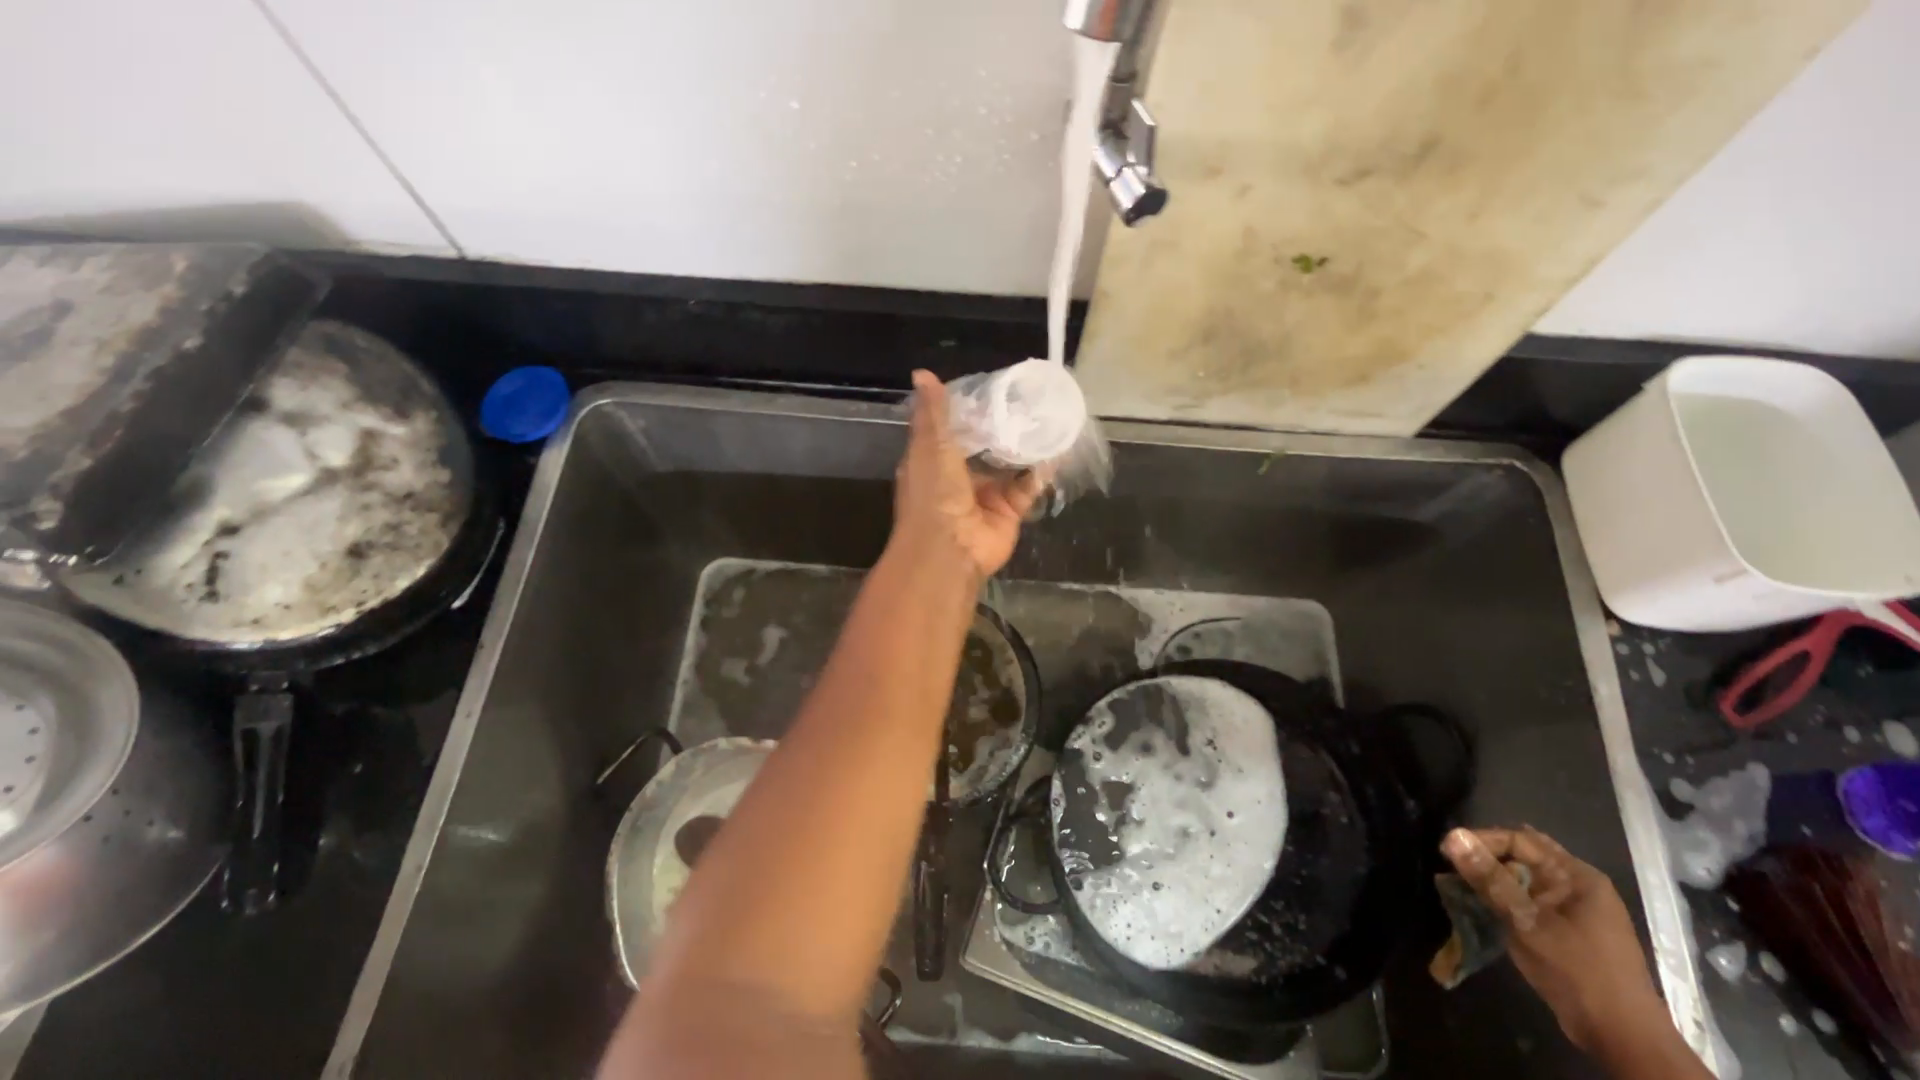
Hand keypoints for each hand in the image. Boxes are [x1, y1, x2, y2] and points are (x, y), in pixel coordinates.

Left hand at [893, 370, 1043, 578]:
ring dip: (1024, 448)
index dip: (966, 409)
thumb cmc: (932, 494)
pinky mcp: (1008, 512)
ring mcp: (984, 496)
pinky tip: (1056, 450)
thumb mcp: (930, 445)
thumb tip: (921, 373)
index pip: (949, 428)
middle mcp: (957, 477)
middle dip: (1000, 428)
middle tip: (1025, 400)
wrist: (949, 551)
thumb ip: (933, 412)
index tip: (990, 387)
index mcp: (931, 460)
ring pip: (1008, 466)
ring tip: (1046, 419)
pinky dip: (1041, 473)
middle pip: (982, 446)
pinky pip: (1028, 488)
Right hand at [1441, 827, 1665, 1051]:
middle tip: (1452, 865)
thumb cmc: (1575, 970)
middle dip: (1488, 857)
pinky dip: (1508, 901)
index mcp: (1577, 875)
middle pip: (1527, 856)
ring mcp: (1579, 910)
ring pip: (1528, 881)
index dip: (1481, 841)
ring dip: (1496, 880)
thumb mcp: (1526, 922)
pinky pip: (1533, 903)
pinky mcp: (1572, 931)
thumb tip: (1454, 836)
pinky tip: (1488, 910)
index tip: (1446, 851)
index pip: (1521, 840)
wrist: (1621, 1033)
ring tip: (1463, 887)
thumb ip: (1490, 879)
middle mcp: (1580, 885)